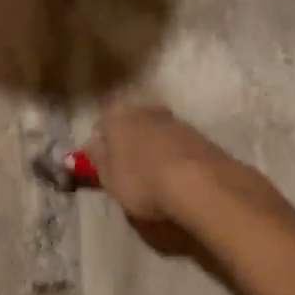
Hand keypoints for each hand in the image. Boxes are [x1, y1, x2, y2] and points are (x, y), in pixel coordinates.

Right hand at [88, 102, 288, 253]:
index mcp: (117, 115)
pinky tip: (177, 180)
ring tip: (156, 180)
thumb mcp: (110, 180)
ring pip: (155, 133)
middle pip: (130, 125)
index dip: (101, 148)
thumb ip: (97, 160)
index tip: (105, 169)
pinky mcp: (199, 135)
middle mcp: (144, 109)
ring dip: (153, 150)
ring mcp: (174, 120)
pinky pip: (177, 145)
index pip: (101, 126)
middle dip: (129, 144)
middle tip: (130, 173)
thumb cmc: (144, 182)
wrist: (202, 185)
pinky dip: (174, 158)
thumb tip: (91, 145)